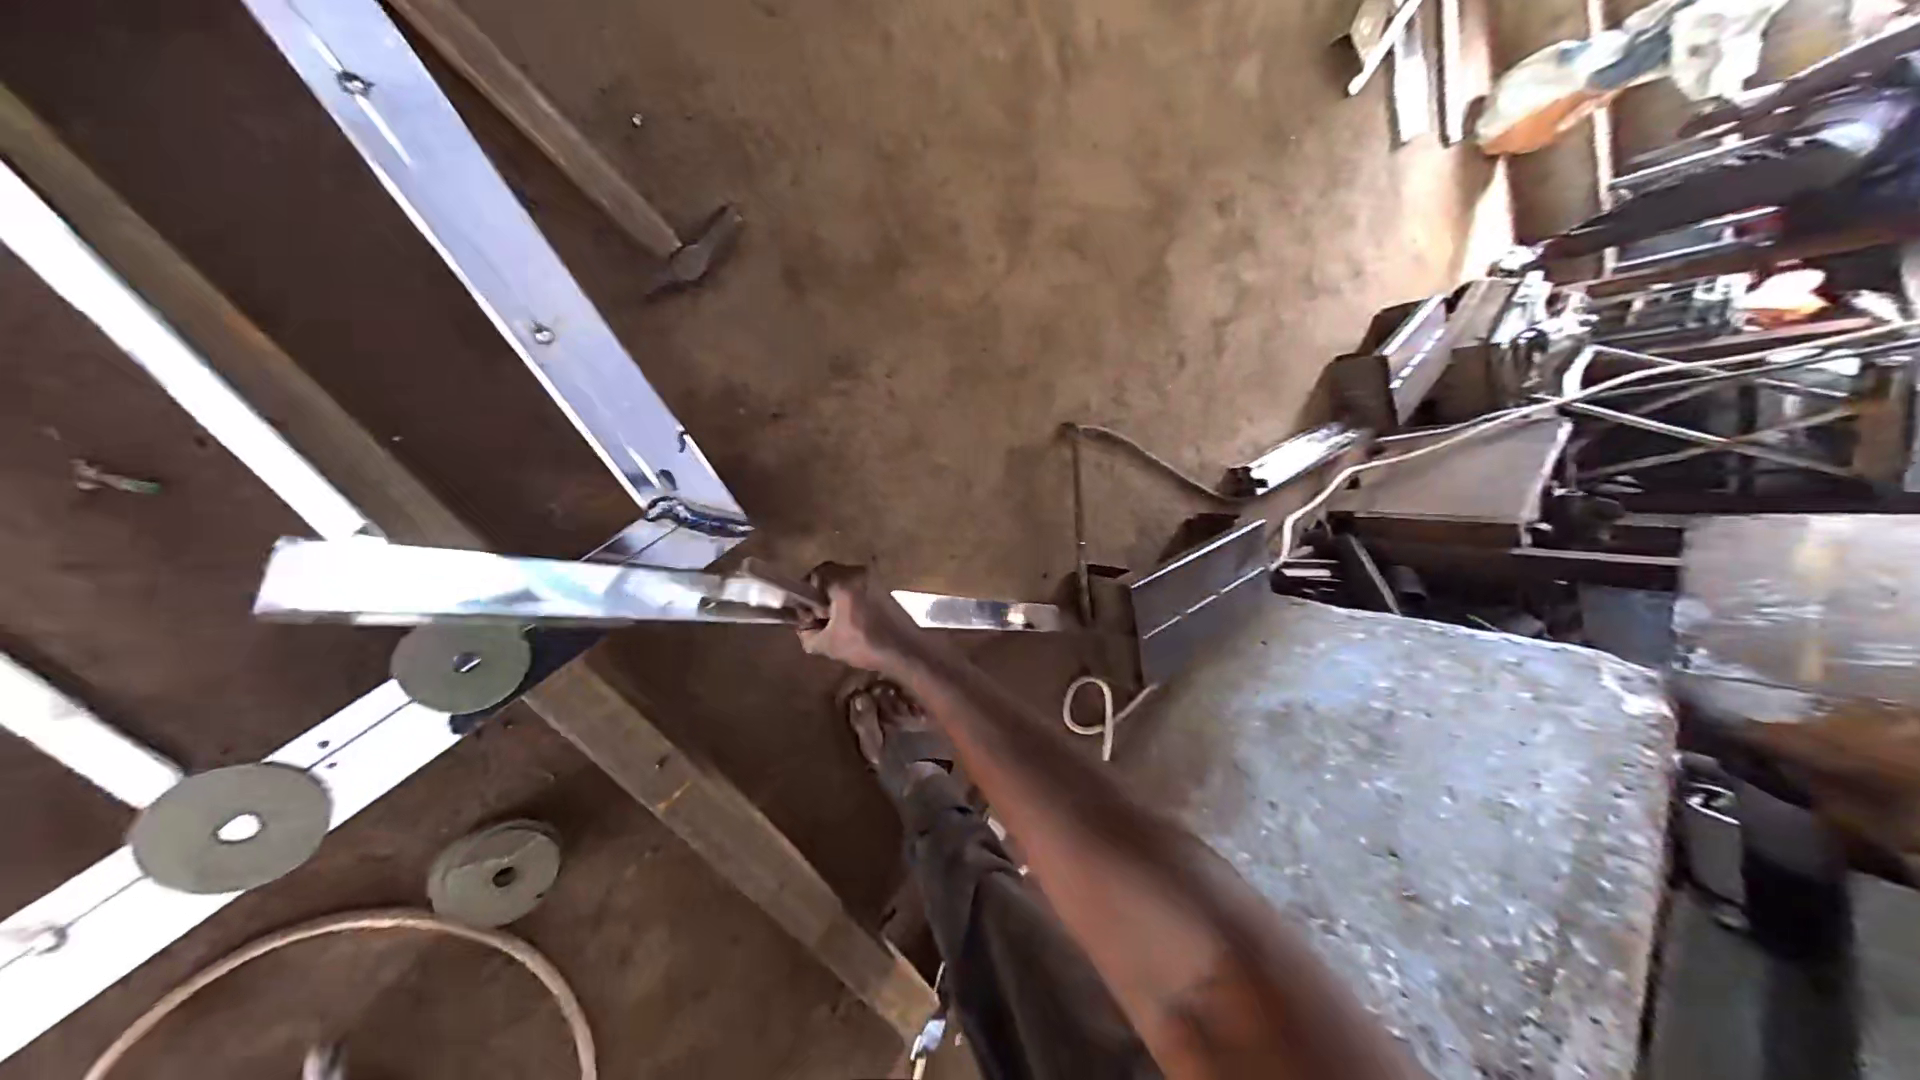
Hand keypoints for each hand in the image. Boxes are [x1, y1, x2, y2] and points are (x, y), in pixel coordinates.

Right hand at [796, 563, 924, 672]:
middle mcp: (859, 573)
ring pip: (844, 579)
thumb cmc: (866, 645)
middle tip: (820, 617)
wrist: (907, 650)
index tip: (809, 614)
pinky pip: (858, 585)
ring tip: (836, 620)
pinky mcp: (883, 587)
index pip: (814, 576)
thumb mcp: (828, 645)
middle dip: (820, 594)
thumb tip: (804, 626)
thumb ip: (806, 634)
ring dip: (835, 595)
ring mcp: (874, 578)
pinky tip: (852, 619)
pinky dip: (850, 597)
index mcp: (844, 582)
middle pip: (829, 575)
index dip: (805, 595)